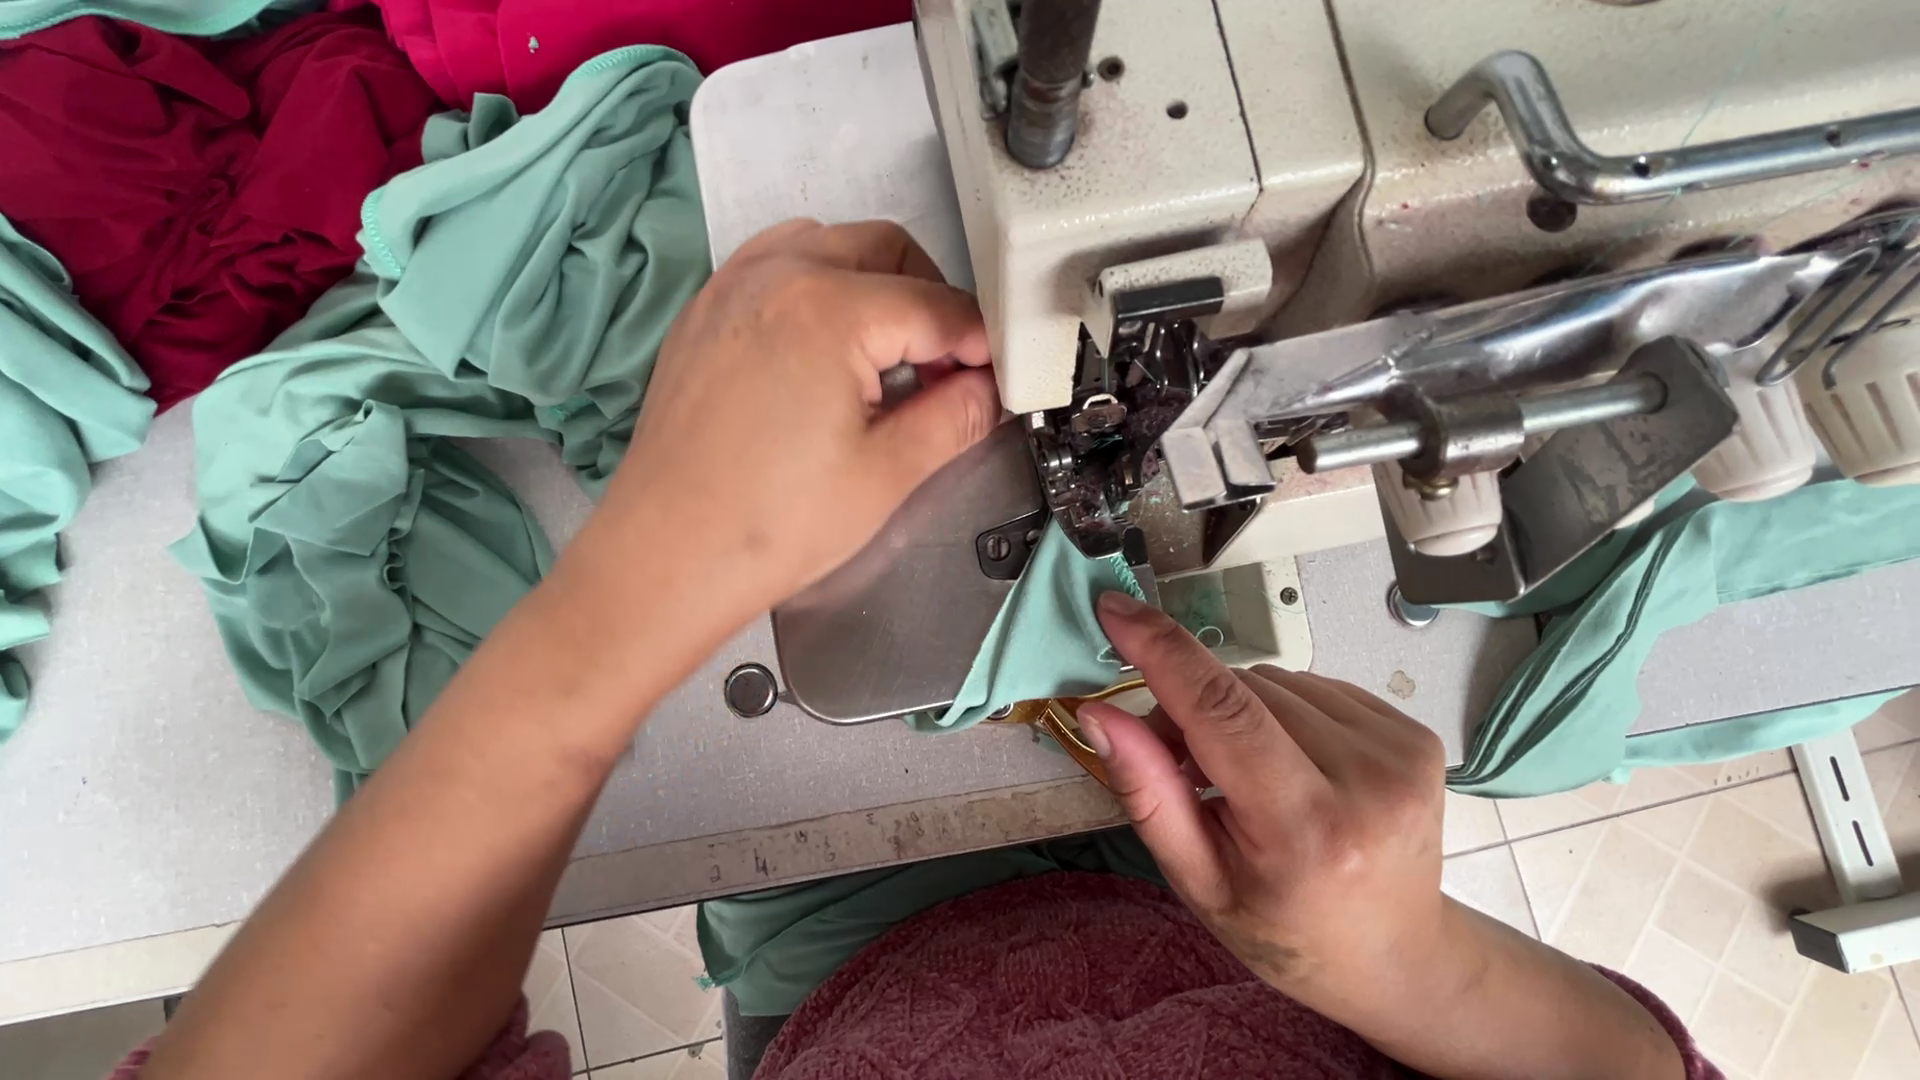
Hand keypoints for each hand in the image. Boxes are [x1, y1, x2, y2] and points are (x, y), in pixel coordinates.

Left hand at [592, 218, 999, 618]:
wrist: (666, 558)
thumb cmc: (774, 524)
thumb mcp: (888, 474)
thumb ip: (956, 416)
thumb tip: (988, 388)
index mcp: (828, 309)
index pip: (935, 304)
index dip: (979, 340)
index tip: (997, 374)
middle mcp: (775, 275)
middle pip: (886, 250)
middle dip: (931, 300)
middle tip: (944, 367)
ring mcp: (730, 288)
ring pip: (829, 245)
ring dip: (875, 284)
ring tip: (885, 356)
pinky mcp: (704, 314)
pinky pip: (776, 267)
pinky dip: (819, 288)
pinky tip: (825, 352)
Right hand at [1075, 591, 1457, 1020]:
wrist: (1398, 956)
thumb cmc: (1283, 929)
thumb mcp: (1197, 878)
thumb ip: (1146, 791)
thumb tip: (1098, 712)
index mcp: (1306, 828)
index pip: (1223, 711)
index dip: (1163, 651)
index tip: (1115, 609)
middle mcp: (1368, 777)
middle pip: (1241, 689)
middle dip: (1190, 703)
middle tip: (1179, 758)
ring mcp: (1401, 748)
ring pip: (1274, 679)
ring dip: (1235, 706)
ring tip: (1238, 767)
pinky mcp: (1417, 730)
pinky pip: (1312, 685)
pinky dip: (1279, 708)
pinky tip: (1287, 757)